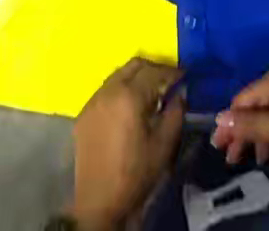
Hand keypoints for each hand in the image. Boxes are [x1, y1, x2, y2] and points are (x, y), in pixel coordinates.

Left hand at [69, 58, 185, 230]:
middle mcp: (108, 90)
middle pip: (133, 65)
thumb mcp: (164, 145)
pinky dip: (120, 90)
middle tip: (168, 81)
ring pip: (118, 75)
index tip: (184, 76)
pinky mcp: (84, 112)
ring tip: (149, 93)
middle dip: (153, 69)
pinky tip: (128, 107)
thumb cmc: (136, 174)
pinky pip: (105, 90)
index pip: (154, 71)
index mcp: (129, 96)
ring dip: (135, 77)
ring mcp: (93, 100)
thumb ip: (175, 113)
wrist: (99, 202)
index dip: (171, 71)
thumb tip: (179, 93)